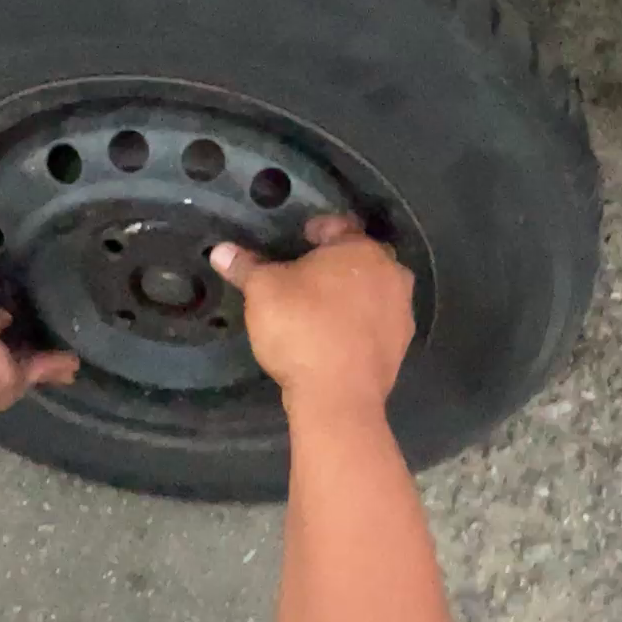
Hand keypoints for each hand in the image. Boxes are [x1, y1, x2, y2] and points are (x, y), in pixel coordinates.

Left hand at [0, 196, 78, 414]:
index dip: (8, 268)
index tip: (37, 249)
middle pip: (13, 312)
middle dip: (33, 300)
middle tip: (69, 279)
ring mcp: (1, 353)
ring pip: (31, 340)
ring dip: (52, 332)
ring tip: (84, 313)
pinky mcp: (19, 374)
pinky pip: (45, 366)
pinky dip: (62, 362)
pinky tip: (83, 350)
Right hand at [208, 215, 414, 420]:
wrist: (338, 396)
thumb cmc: (301, 327)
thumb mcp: (262, 291)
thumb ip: (245, 266)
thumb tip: (220, 250)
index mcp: (360, 249)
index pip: (338, 226)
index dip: (316, 230)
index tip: (299, 239)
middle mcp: (390, 273)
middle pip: (361, 257)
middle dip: (337, 262)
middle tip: (306, 274)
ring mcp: (401, 310)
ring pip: (373, 290)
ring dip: (352, 292)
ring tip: (321, 305)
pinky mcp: (401, 345)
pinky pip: (377, 321)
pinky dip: (360, 322)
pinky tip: (336, 334)